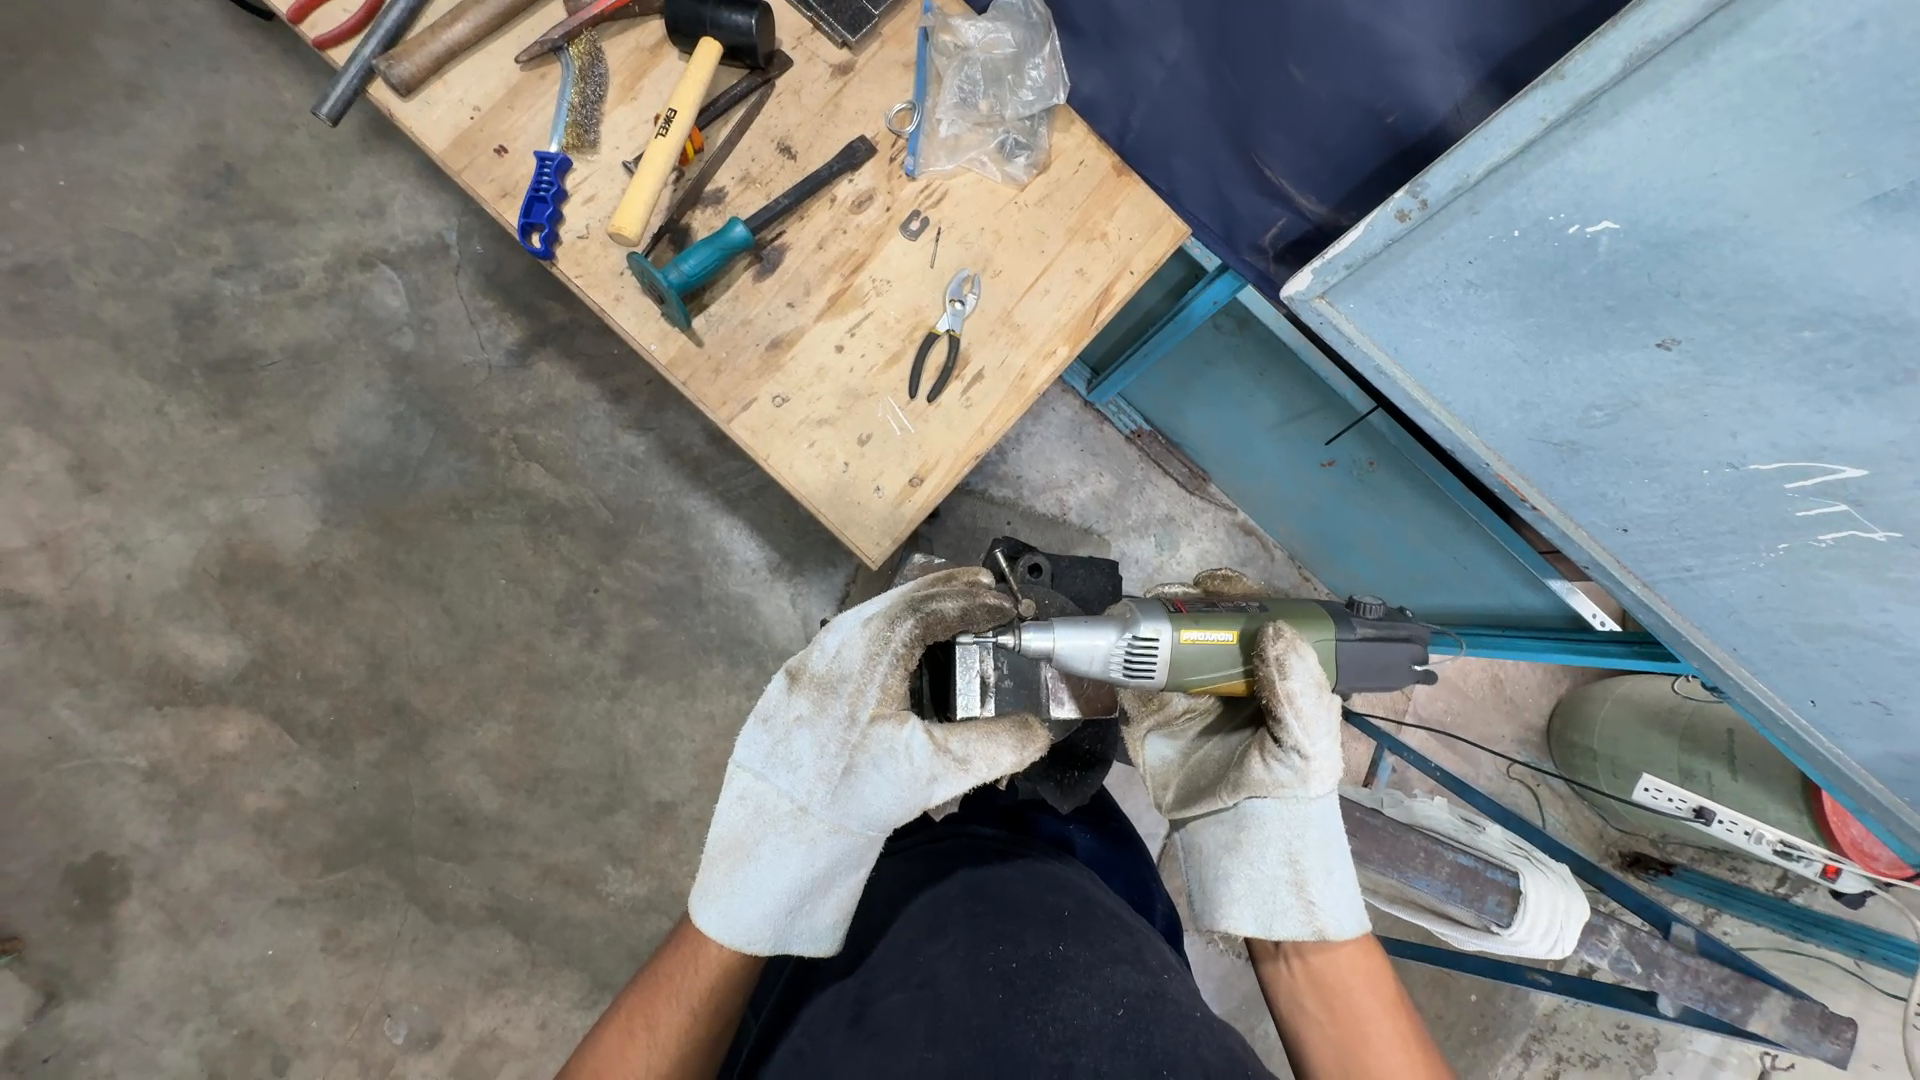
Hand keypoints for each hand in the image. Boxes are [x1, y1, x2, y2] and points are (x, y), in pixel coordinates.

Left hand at [689, 567, 1052, 957]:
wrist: (771, 843)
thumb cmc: (852, 800)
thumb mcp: (931, 774)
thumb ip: (993, 747)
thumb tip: (1040, 731)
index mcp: (867, 650)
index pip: (928, 607)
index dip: (972, 602)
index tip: (1006, 604)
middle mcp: (831, 644)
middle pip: (895, 601)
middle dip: (943, 591)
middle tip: (983, 589)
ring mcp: (805, 662)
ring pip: (867, 618)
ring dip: (912, 610)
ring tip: (947, 613)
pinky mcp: (790, 686)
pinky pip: (846, 641)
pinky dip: (884, 633)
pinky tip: (897, 654)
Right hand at [1119, 570, 1368, 943]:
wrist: (1235, 833)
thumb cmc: (1284, 782)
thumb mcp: (1309, 741)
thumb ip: (1298, 688)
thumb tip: (1274, 630)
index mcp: (1268, 664)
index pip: (1251, 612)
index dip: (1234, 592)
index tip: (1215, 586)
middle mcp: (1223, 665)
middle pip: (1198, 615)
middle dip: (1181, 599)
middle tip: (1170, 600)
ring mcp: (1181, 682)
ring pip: (1159, 634)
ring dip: (1144, 617)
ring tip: (1137, 615)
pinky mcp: (1145, 703)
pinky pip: (1124, 669)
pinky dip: (1112, 649)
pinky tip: (1109, 638)